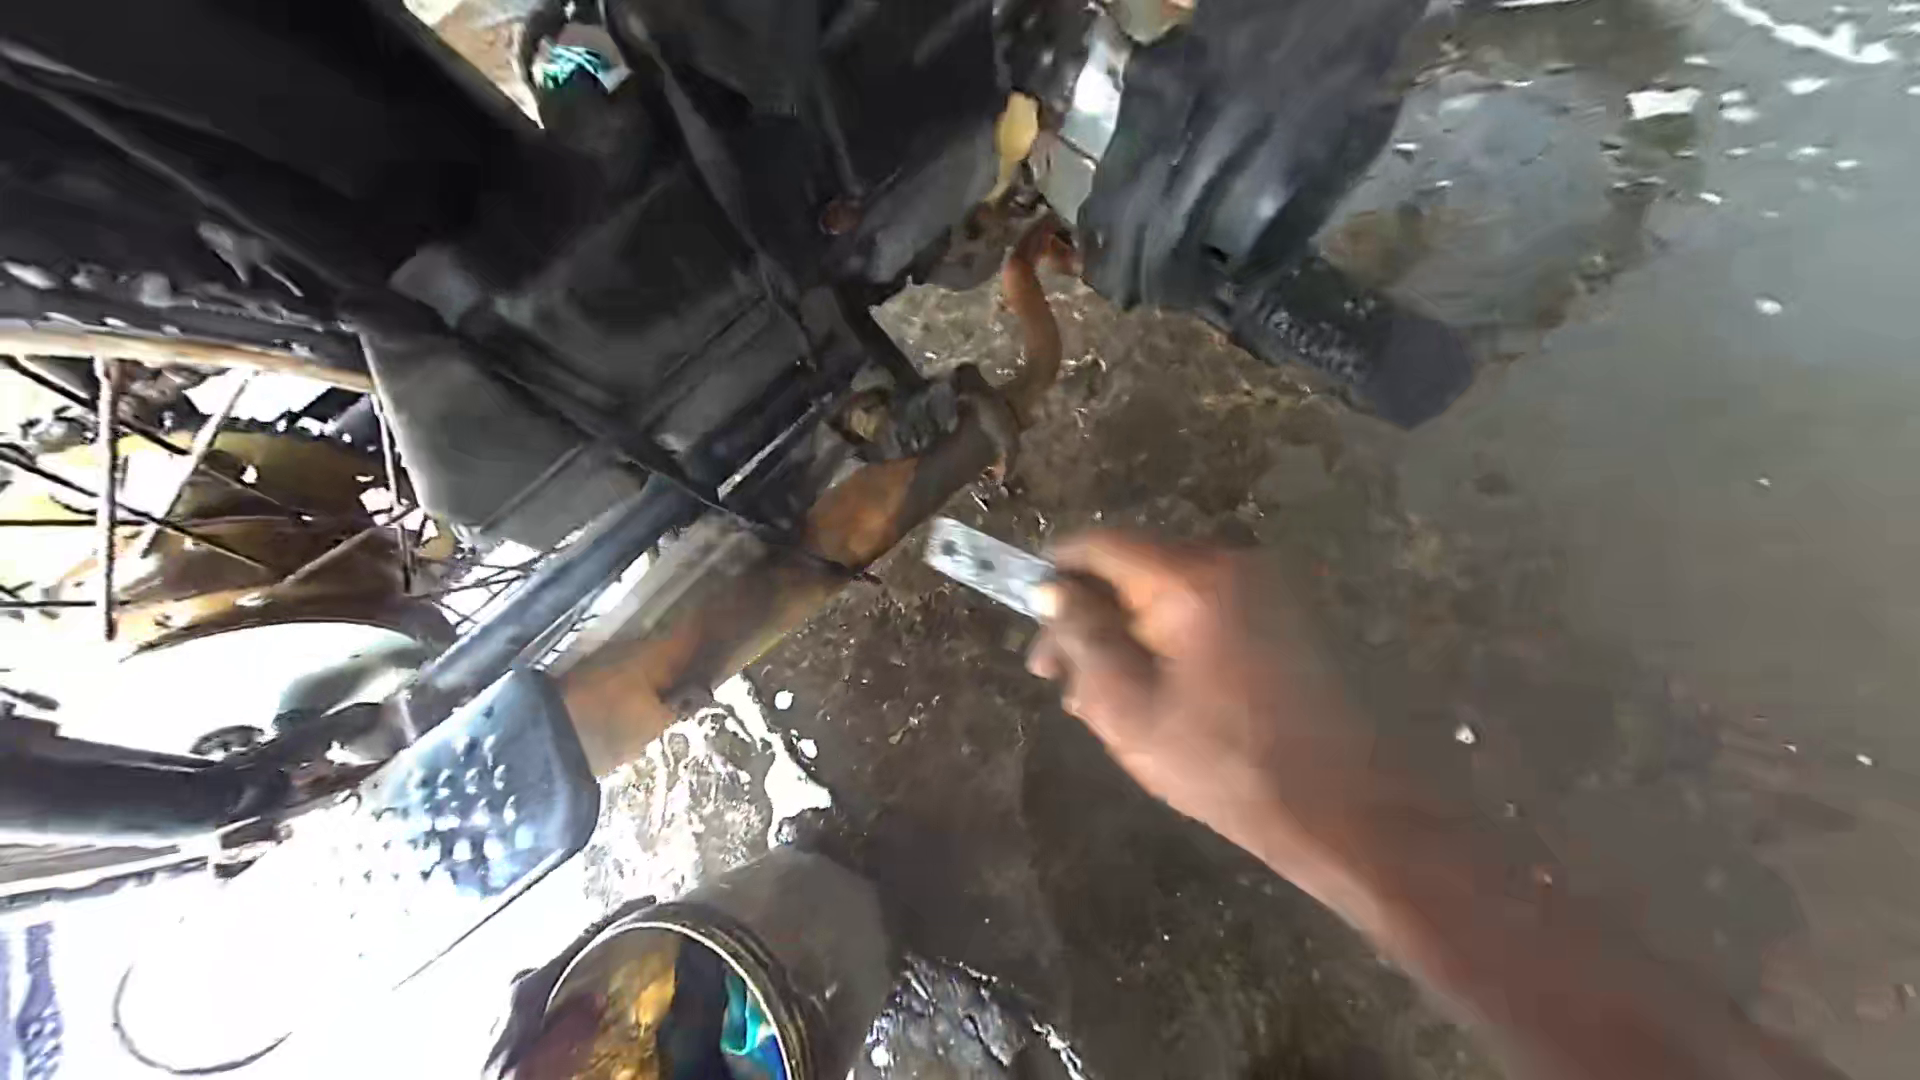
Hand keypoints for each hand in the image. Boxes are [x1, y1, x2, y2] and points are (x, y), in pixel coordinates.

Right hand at [1027, 531, 1383, 872]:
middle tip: (1054, 675)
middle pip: (1133, 570)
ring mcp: (1267, 589)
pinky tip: (1148, 692)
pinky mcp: (1285, 617)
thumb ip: (1083, 639)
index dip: (1056, 569)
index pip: (1102, 544)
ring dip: (1123, 635)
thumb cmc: (1230, 766)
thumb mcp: (1130, 709)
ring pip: (1165, 595)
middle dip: (1087, 616)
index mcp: (1193, 580)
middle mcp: (1233, 565)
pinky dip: (1165, 641)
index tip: (1029, 609)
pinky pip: (1203, 612)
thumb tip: (1051, 591)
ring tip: (1095, 696)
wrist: (1358, 816)